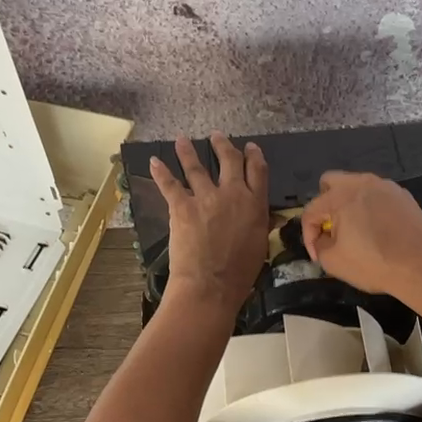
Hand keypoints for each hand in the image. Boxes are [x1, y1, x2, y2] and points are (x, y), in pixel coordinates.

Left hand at [149, 133, 268, 313]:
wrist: (210, 284)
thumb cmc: (240, 273)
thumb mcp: (260, 245)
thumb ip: (261, 225)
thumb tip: (267, 217)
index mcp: (255, 204)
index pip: (258, 171)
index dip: (253, 156)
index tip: (250, 147)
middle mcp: (232, 194)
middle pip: (229, 161)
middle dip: (223, 146)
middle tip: (217, 137)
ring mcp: (205, 197)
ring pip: (196, 167)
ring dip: (188, 152)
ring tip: (182, 140)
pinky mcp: (182, 206)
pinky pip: (169, 184)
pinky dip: (160, 172)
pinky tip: (154, 162)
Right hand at [300, 171, 421, 300]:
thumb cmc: (374, 265)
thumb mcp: (334, 262)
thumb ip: (320, 245)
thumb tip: (322, 238)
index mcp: (341, 196)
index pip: (311, 210)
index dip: (308, 235)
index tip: (317, 254)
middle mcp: (362, 183)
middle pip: (331, 183)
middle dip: (325, 206)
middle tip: (332, 230)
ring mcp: (386, 186)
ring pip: (357, 187)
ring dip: (349, 205)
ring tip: (355, 231)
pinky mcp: (404, 196)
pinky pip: (378, 195)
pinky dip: (371, 208)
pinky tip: (379, 231)